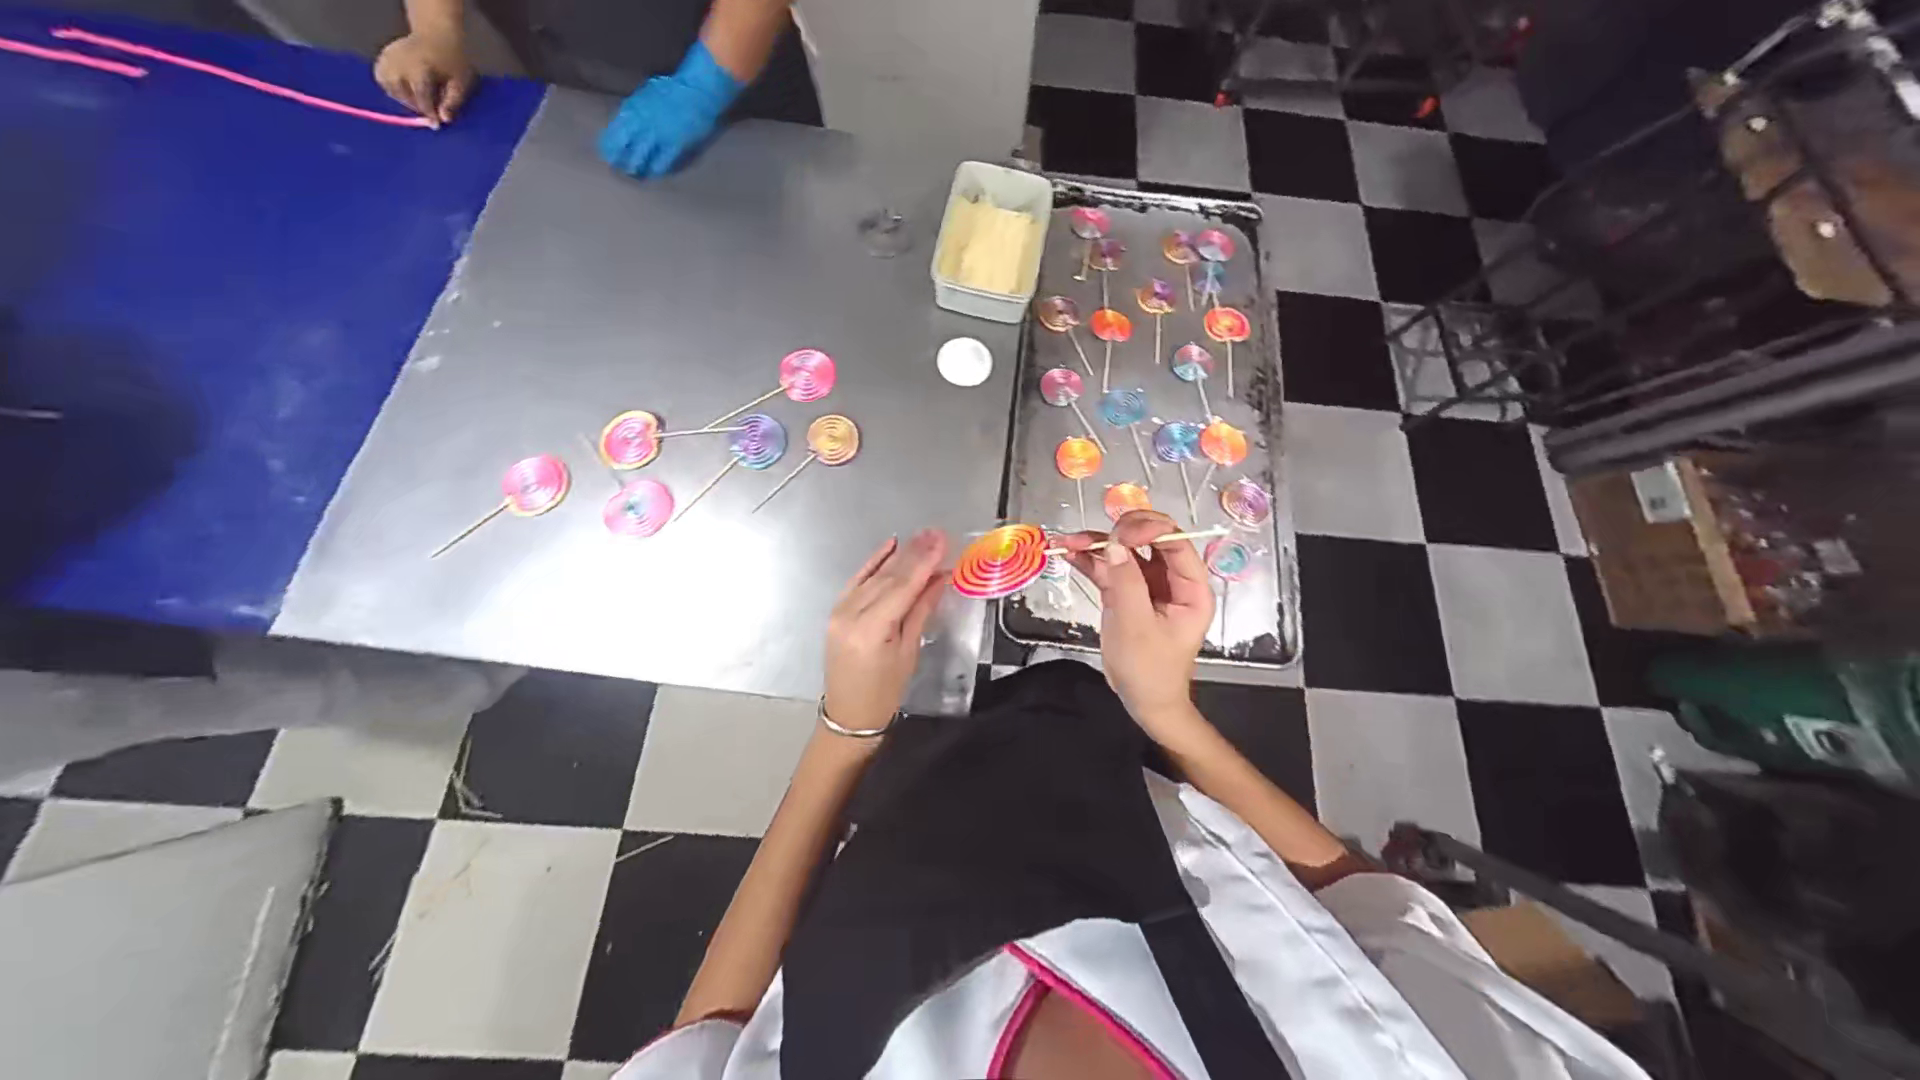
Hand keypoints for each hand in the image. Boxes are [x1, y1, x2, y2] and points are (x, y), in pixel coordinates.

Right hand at [374, 32, 473, 126]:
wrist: (438, 36)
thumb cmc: (453, 61)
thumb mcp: (460, 84)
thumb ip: (452, 102)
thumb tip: (444, 120)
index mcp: (420, 66)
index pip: (421, 94)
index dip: (428, 112)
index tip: (435, 125)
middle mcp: (399, 60)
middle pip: (401, 91)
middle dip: (416, 106)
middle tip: (430, 111)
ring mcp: (388, 57)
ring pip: (388, 85)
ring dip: (402, 98)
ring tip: (419, 101)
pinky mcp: (383, 56)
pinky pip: (381, 77)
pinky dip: (391, 88)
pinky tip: (405, 92)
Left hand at [599, 41, 742, 177]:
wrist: (697, 91)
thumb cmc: (673, 89)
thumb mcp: (645, 95)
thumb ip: (635, 110)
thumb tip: (625, 124)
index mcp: (632, 110)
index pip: (614, 134)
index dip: (608, 148)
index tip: (607, 155)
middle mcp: (642, 125)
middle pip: (625, 151)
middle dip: (620, 163)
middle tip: (620, 170)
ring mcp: (659, 137)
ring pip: (641, 161)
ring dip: (637, 170)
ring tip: (636, 175)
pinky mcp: (675, 147)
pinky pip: (662, 164)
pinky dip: (656, 171)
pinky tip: (655, 174)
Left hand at [823, 529, 949, 736]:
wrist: (849, 714)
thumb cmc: (885, 692)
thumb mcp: (909, 652)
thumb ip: (921, 611)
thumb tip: (939, 578)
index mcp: (871, 631)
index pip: (901, 588)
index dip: (923, 563)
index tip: (941, 541)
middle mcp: (851, 615)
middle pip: (888, 578)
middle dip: (914, 554)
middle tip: (937, 533)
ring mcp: (839, 612)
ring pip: (874, 577)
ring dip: (899, 555)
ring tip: (922, 536)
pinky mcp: (836, 611)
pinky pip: (857, 581)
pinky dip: (874, 562)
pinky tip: (890, 546)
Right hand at [1061, 511, 1214, 736]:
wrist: (1142, 702)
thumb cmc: (1150, 670)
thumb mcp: (1137, 627)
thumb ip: (1127, 583)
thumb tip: (1114, 545)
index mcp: (1190, 588)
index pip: (1175, 543)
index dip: (1149, 531)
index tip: (1120, 536)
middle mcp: (1170, 580)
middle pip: (1148, 540)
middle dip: (1120, 533)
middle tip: (1094, 538)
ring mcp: (1146, 585)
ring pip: (1124, 551)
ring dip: (1097, 544)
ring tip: (1068, 542)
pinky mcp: (1124, 594)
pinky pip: (1108, 568)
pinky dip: (1089, 560)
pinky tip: (1069, 553)